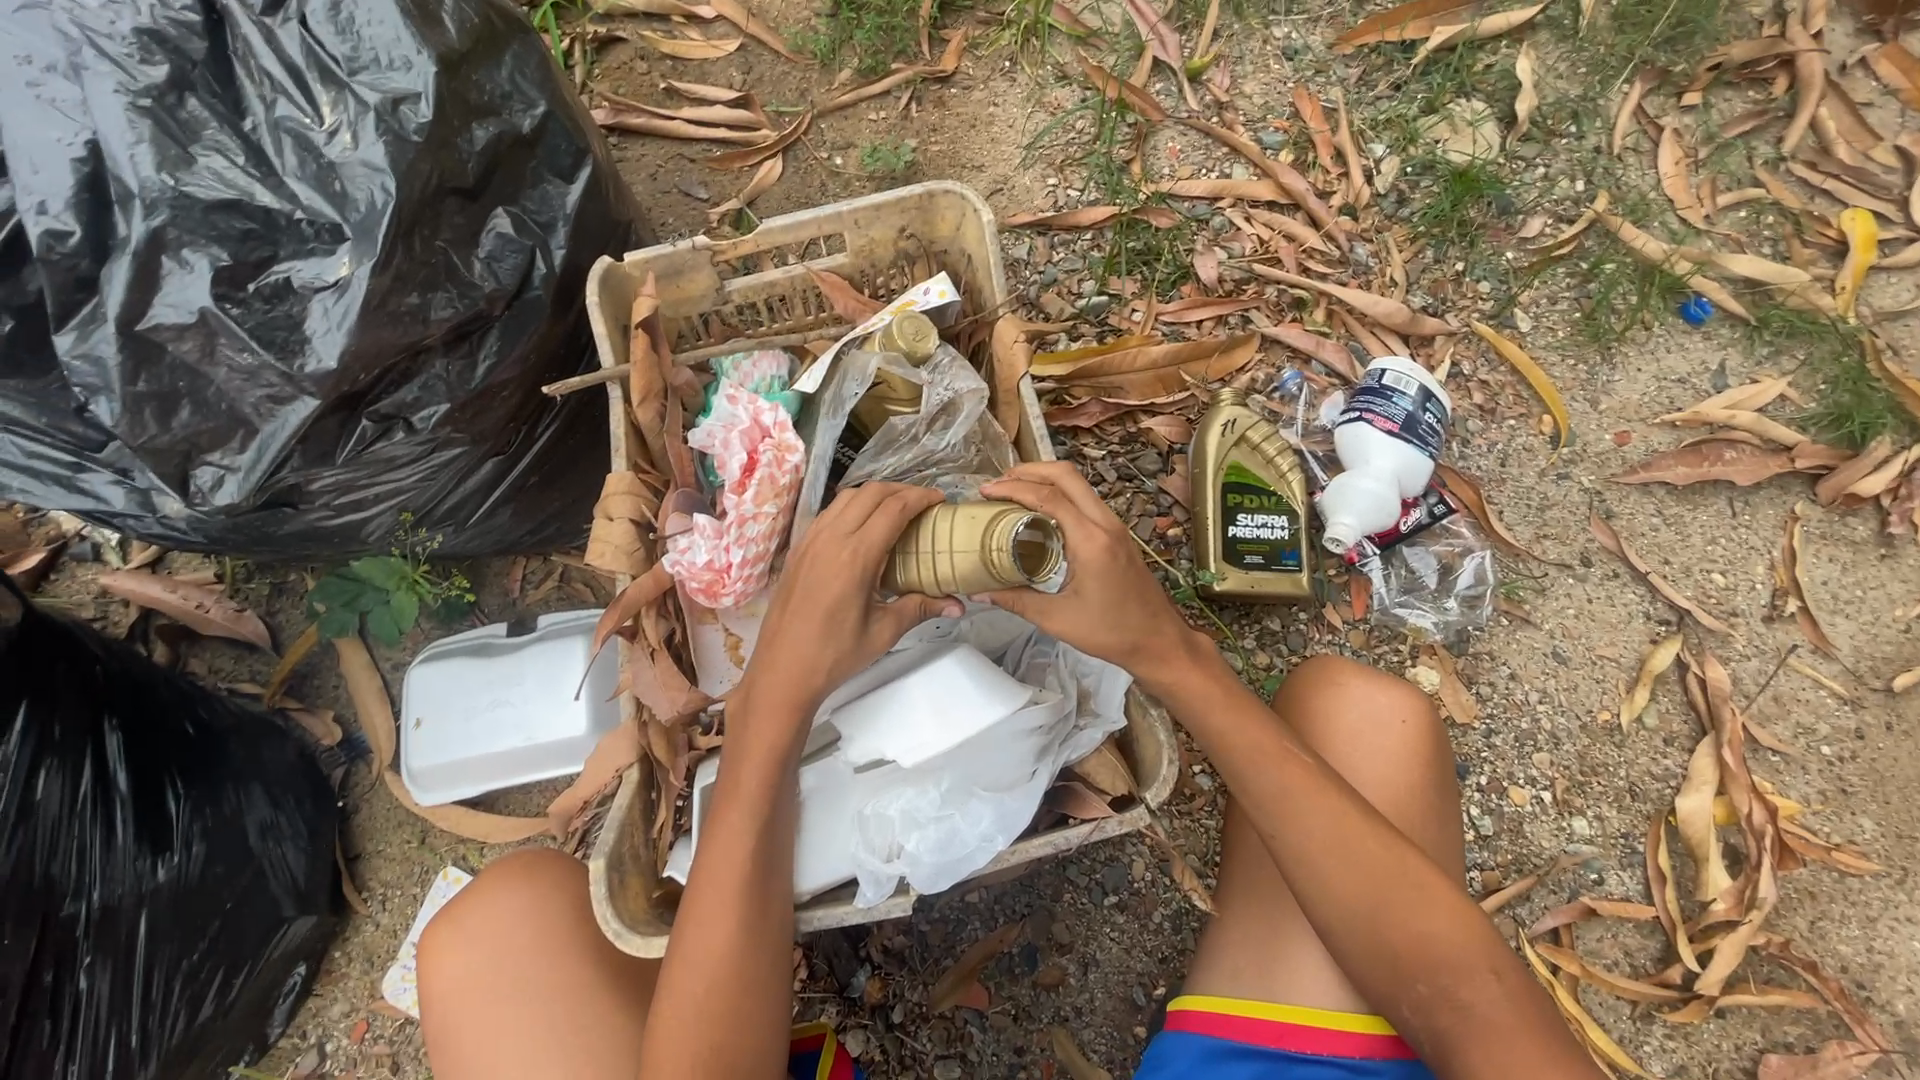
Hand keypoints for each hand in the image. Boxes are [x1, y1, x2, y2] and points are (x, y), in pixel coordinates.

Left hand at [735, 483, 963, 726]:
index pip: (894, 509)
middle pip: (870, 493)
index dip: (920, 498)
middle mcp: (831, 539)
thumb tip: (957, 604)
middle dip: (901, 490)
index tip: (940, 500)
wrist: (782, 671)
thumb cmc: (834, 655)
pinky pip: (828, 514)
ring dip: (874, 496)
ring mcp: (810, 541)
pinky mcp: (798, 550)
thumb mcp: (883, 632)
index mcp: (855, 556)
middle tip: (923, 502)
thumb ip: (920, 608)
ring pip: (845, 498)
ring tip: (896, 509)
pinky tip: (863, 528)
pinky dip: (851, 508)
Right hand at [978, 462, 1211, 688]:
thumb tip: (978, 591)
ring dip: (1046, 479)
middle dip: (1029, 470)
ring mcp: (1115, 526)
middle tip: (999, 482)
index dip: (1014, 488)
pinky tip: (1040, 512)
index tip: (986, 491)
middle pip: (1067, 475)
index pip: (1049, 497)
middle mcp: (1106, 524)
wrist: (1160, 640)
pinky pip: (1086, 500)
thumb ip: (1016, 600)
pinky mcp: (1118, 533)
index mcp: (1091, 540)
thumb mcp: (1058, 619)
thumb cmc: (1112, 633)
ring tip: (1014, 491)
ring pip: (1079, 484)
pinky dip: (1060, 494)